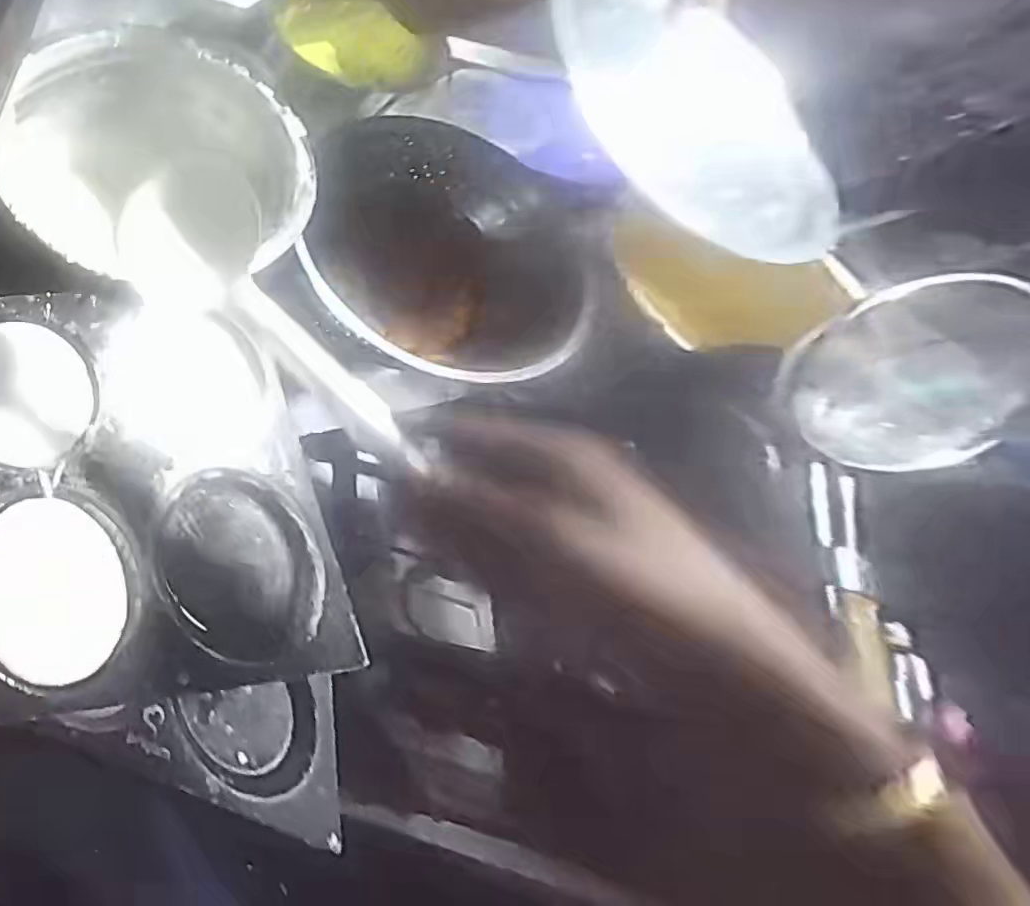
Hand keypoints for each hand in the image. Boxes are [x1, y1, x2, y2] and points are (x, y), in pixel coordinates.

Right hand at [416, 413, 774, 649]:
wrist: (723, 673)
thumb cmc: (631, 587)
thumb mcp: (540, 535)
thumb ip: (465, 503)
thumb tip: (399, 479)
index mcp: (560, 454)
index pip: (468, 430)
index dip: (422, 443)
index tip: (380, 468)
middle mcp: (563, 477)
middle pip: (473, 473)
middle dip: (435, 498)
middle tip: (400, 524)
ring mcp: (569, 521)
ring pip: (485, 514)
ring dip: (454, 535)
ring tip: (432, 556)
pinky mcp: (572, 564)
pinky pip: (505, 552)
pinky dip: (480, 563)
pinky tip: (473, 580)